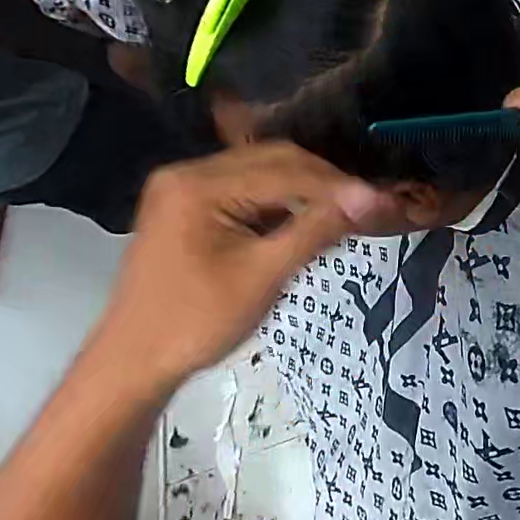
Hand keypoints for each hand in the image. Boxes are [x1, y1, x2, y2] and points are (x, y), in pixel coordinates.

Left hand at [89, 144, 394, 388]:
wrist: (136, 360)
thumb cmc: (198, 321)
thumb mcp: (265, 275)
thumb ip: (318, 230)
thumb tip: (372, 199)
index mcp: (199, 185)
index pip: (286, 170)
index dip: (339, 185)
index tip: (384, 202)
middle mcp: (188, 173)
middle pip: (274, 160)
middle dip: (326, 181)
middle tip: (368, 206)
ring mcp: (186, 188)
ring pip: (264, 172)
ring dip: (307, 189)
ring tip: (347, 213)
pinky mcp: (191, 207)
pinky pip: (249, 190)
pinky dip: (284, 202)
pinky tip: (309, 220)